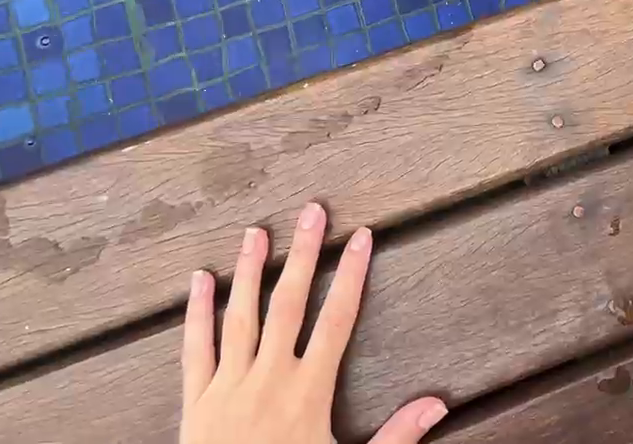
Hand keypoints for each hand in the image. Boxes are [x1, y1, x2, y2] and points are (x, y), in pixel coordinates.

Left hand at [181, 203, 446, 443]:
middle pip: (290, 304)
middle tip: (312, 211)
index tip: (362, 236)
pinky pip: (195, 351)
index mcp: (307, 392)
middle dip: (305, 255)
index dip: (353, 275)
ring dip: (251, 271)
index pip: (337, 320)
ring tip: (256, 231)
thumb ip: (395, 437)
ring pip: (242, 317)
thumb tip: (438, 403)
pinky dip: (196, 314)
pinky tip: (199, 280)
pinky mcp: (194, 405)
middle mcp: (268, 379)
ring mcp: (228, 388)